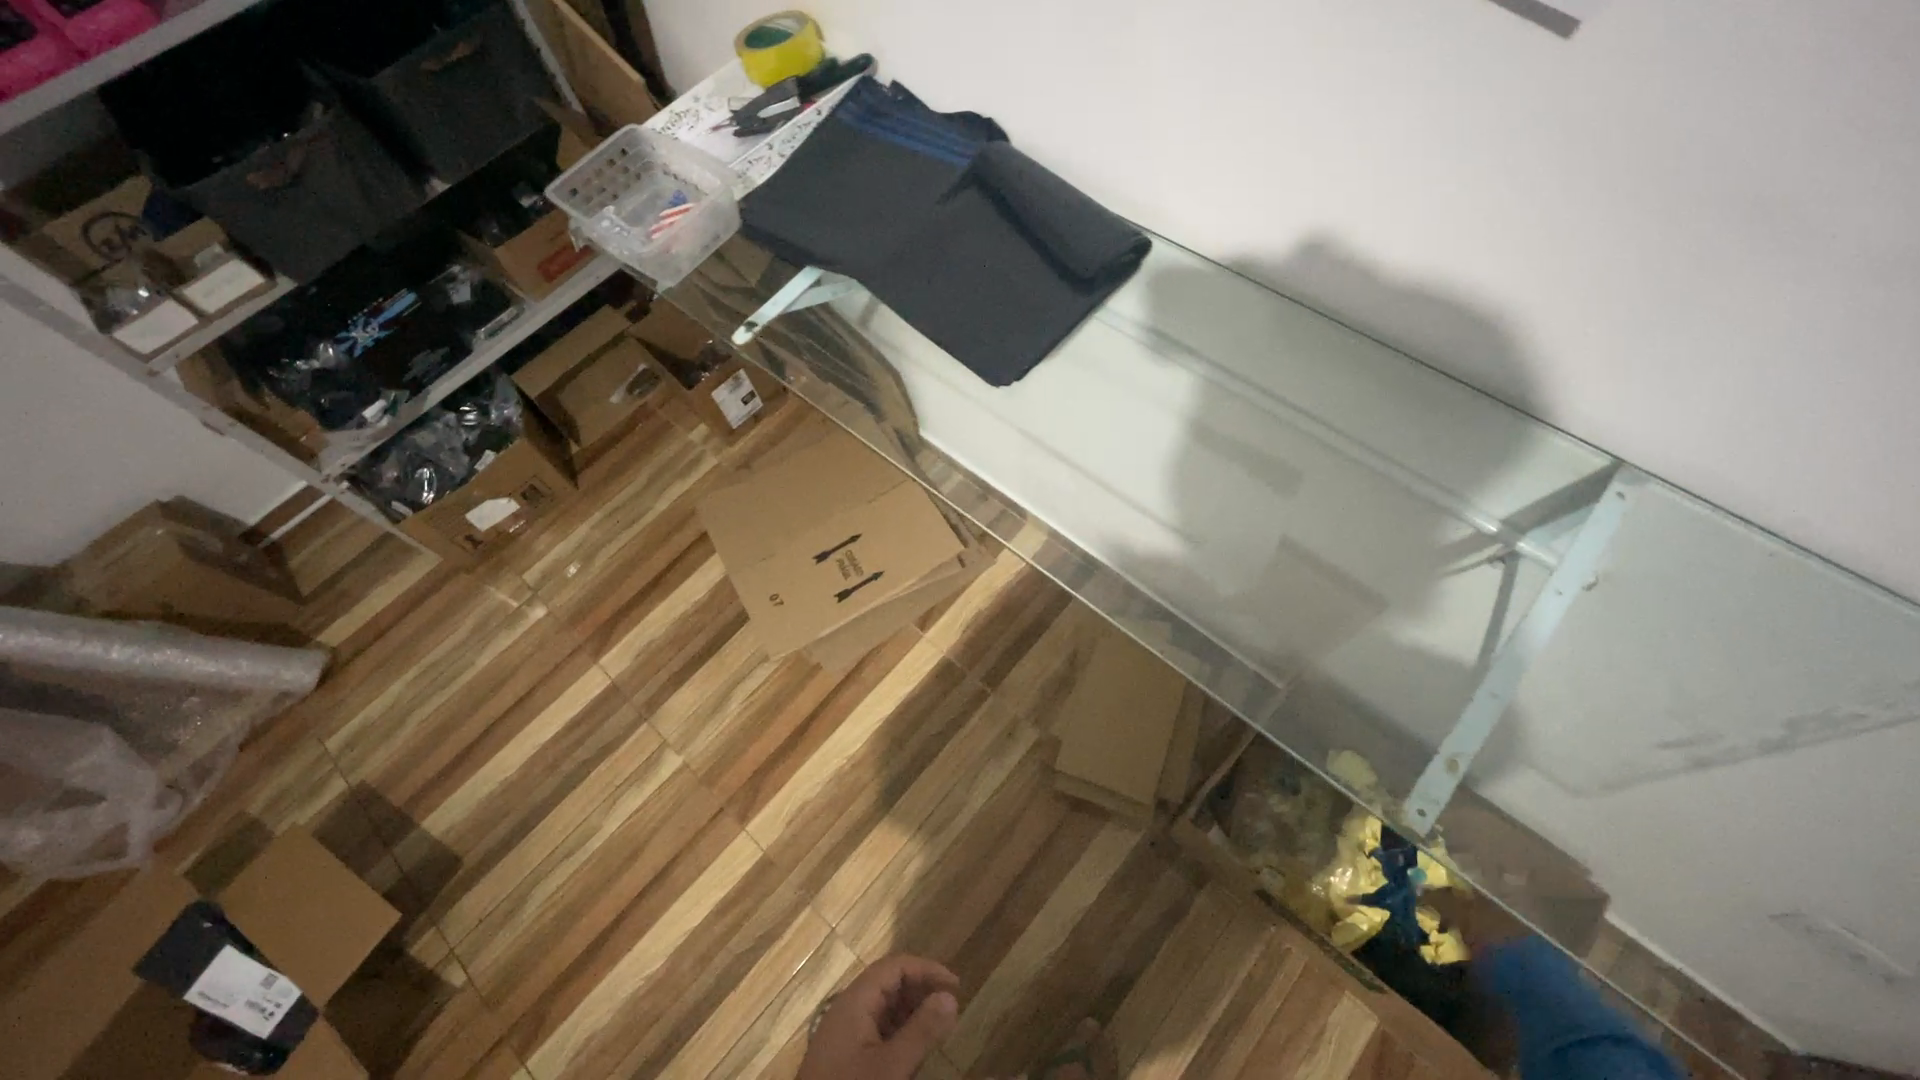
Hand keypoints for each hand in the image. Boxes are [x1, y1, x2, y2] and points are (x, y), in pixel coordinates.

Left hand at [798, 954, 960, 1079]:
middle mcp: (847, 1009)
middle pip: (888, 983)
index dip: (926, 969)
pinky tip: (914, 1048)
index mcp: (855, 1001)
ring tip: (938, 1026)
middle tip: (950, 1006)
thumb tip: (950, 996)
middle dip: (921, 989)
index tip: (955, 987)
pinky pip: (876, 1028)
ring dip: (911, 1010)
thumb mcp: (892, 1066)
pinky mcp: (844, 1054)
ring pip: (883, 1007)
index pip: (894, 966)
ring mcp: (844, 1032)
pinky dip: (899, 1030)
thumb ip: (922, 1030)